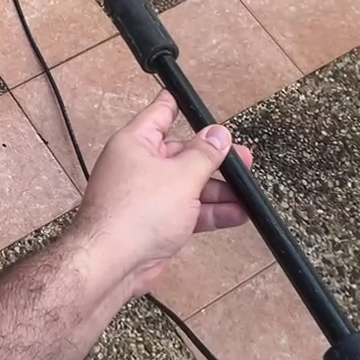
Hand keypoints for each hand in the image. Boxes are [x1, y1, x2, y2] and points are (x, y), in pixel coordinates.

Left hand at [70, 91, 253, 296]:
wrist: (113, 262)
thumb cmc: (132, 215)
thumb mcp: (181, 176)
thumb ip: (205, 155)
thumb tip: (218, 135)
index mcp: (136, 144)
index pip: (159, 114)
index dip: (176, 105)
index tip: (189, 97)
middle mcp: (138, 167)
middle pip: (182, 154)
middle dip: (214, 159)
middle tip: (243, 160)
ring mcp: (146, 196)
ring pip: (188, 186)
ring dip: (218, 190)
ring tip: (247, 194)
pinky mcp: (154, 222)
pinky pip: (187, 211)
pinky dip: (210, 213)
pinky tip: (236, 214)